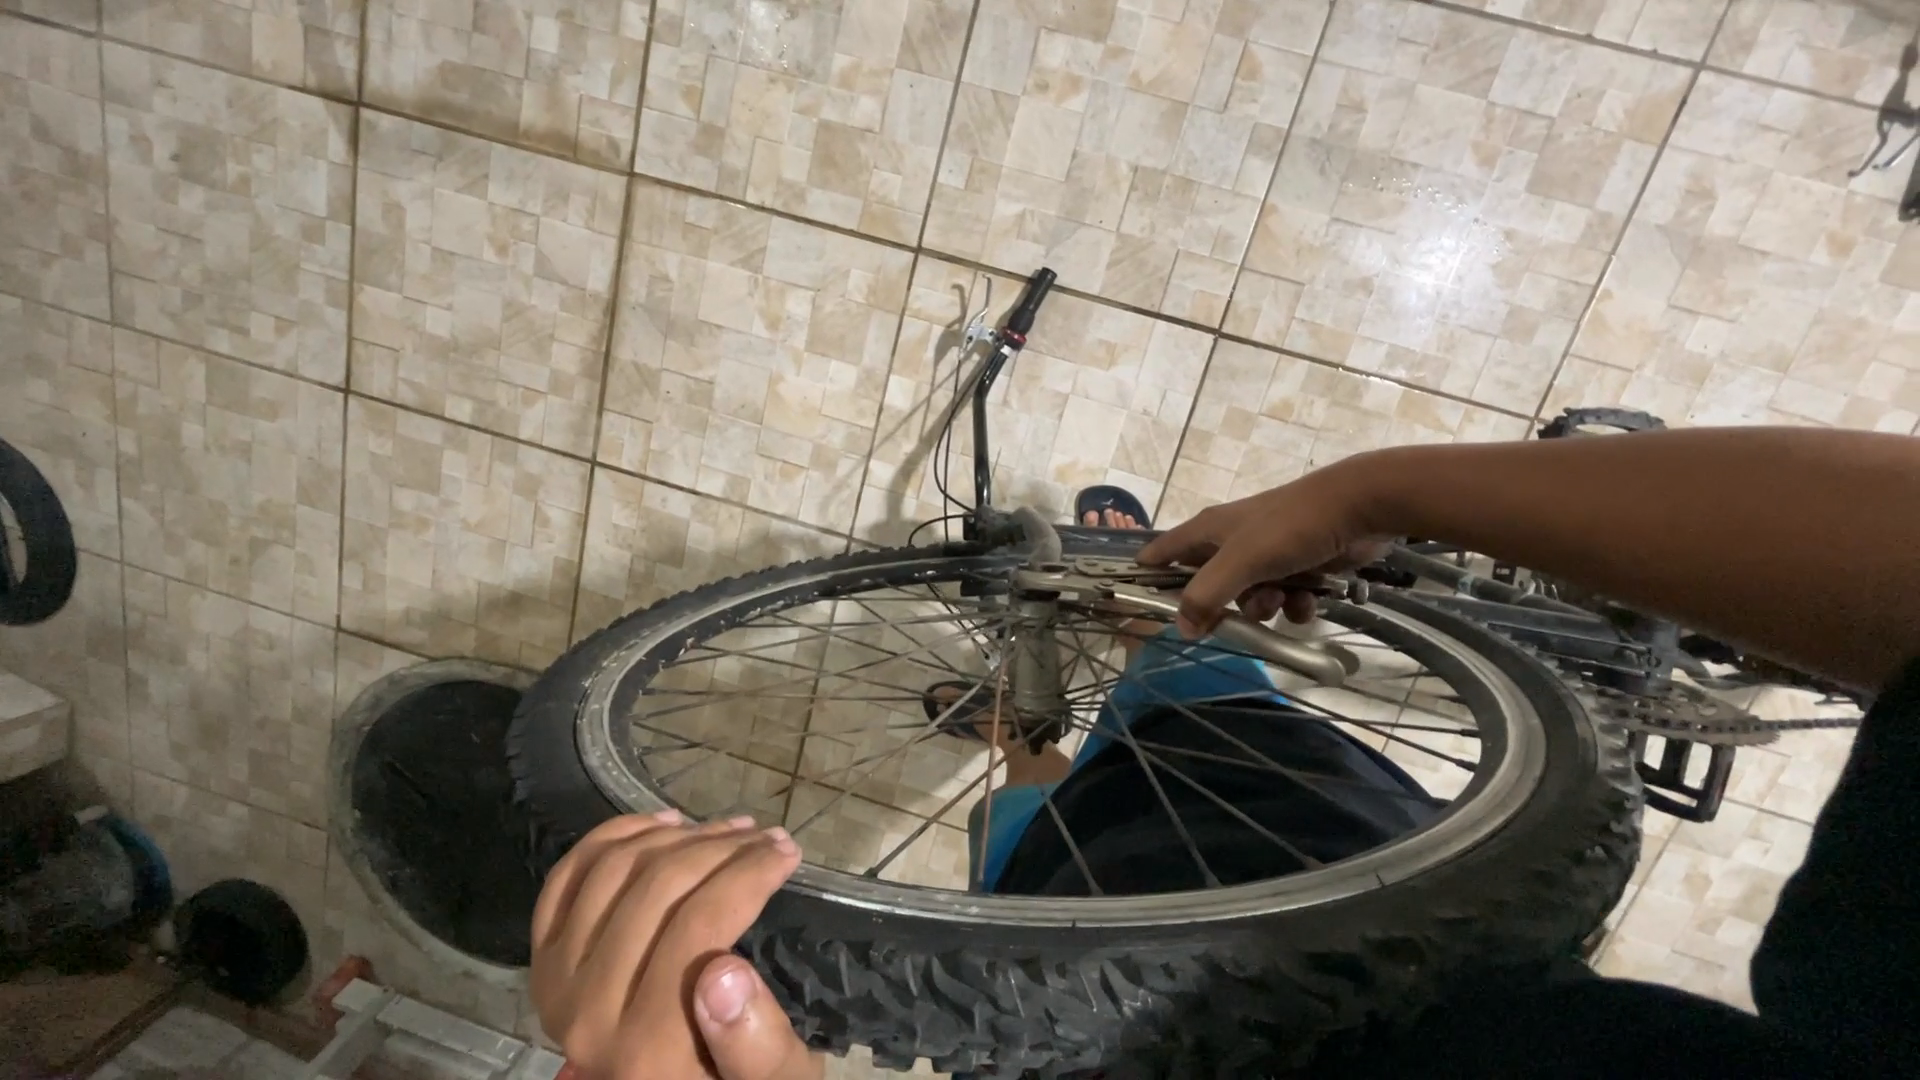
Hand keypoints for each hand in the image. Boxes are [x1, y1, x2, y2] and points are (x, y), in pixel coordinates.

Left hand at [530, 811, 818, 1079]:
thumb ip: (758, 1046)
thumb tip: (725, 973)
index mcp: (648, 1049)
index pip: (700, 926)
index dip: (751, 873)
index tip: (790, 853)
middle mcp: (587, 1013)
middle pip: (659, 888)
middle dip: (726, 846)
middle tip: (769, 837)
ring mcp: (555, 983)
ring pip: (617, 868)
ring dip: (681, 833)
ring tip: (729, 831)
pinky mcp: (543, 960)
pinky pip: (571, 874)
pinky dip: (618, 835)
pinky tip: (665, 825)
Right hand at [1139, 465, 1389, 635]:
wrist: (1358, 508)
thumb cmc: (1289, 528)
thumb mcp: (1240, 563)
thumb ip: (1206, 596)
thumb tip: (1181, 628)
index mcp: (1209, 531)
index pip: (1163, 551)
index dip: (1148, 574)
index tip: (1139, 601)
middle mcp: (1232, 542)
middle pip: (1209, 586)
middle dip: (1223, 605)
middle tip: (1232, 615)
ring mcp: (1266, 554)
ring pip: (1250, 597)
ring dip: (1266, 606)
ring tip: (1284, 596)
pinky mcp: (1298, 565)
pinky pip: (1286, 598)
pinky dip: (1296, 604)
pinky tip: (1310, 599)